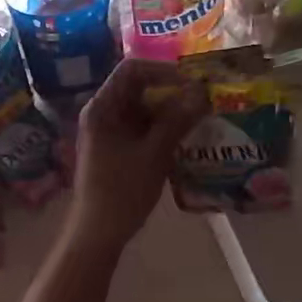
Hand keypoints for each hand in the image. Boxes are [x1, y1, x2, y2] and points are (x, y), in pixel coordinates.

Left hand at [64, 59, 205, 250]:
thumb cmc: (121, 191)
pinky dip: (162, 128)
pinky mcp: (115, 149)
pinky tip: (186, 137)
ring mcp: (107, 132)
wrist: (97, 231)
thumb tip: (202, 92)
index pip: (132, 69)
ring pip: (142, 109)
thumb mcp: (154, 153)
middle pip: (138, 87)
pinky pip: (141, 128)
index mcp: (101, 108)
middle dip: (171, 90)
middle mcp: (101, 114)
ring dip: (170, 111)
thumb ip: (177, 120)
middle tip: (204, 100)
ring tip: (201, 118)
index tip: (193, 83)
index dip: (164, 70)